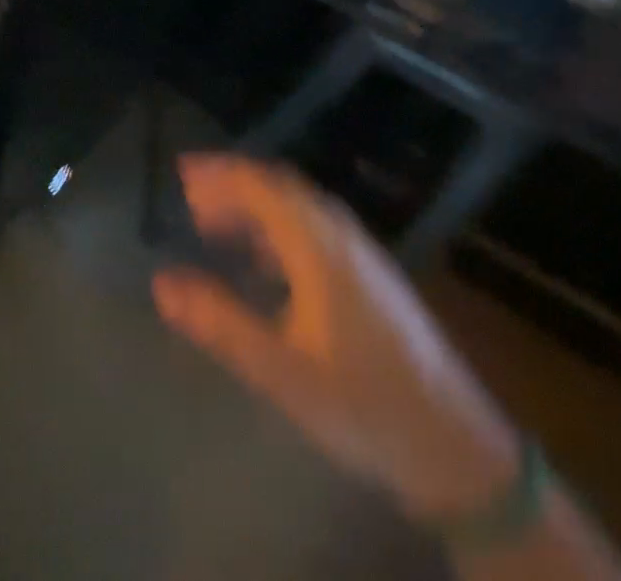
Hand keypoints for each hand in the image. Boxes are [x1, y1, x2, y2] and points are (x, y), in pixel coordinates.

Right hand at [151, 155, 519, 518]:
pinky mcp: (377, 288)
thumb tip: (162, 282)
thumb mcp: (279, 370)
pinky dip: (281, 230)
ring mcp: (368, 266)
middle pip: (287, 194)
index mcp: (323, 254)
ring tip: (215, 225)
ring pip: (306, 214)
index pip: (268, 190)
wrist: (457, 451)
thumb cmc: (362, 406)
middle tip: (191, 197)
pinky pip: (319, 236)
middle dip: (236, 187)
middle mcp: (348, 247)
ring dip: (258, 208)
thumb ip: (219, 321)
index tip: (182, 170)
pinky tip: (264, 262)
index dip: (223, 174)